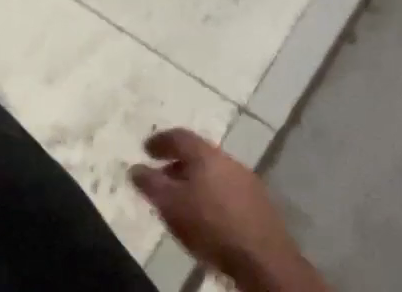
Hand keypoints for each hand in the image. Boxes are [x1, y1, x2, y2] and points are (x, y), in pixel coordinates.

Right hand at [129, 128, 324, 291]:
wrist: (266, 264)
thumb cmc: (210, 224)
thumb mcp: (168, 203)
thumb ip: (148, 182)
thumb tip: (135, 168)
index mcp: (206, 155)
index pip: (179, 136)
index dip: (160, 141)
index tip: (146, 151)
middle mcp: (231, 163)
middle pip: (200, 155)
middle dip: (179, 164)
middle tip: (163, 177)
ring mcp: (252, 186)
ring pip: (217, 175)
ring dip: (198, 183)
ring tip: (184, 201)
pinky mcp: (264, 209)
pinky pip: (232, 193)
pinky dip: (215, 197)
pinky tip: (208, 216)